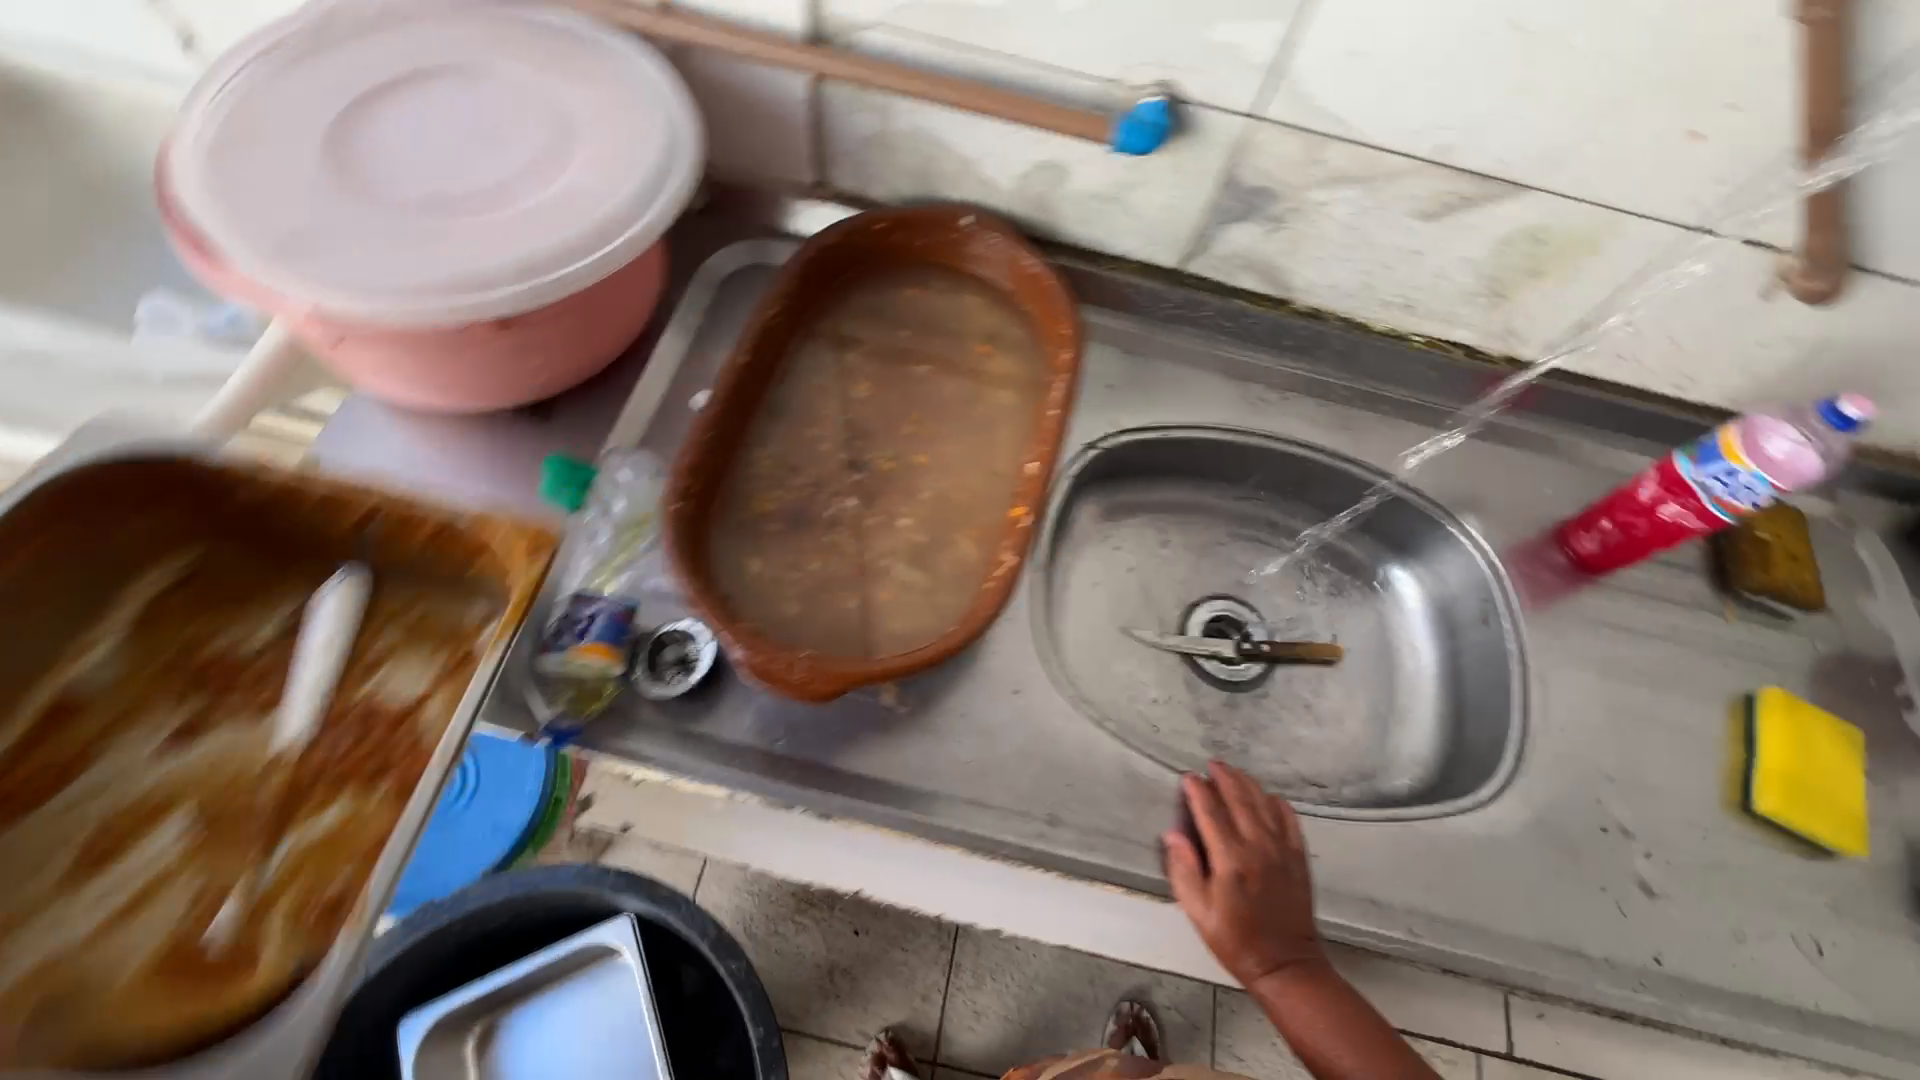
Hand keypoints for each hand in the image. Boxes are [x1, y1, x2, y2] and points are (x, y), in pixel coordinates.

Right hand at [1163, 760, 1326, 987]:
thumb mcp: (1198, 912)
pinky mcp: (1299, 857)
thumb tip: (1173, 834)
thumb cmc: (1235, 941)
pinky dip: (1276, 802)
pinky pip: (1289, 819)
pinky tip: (1267, 796)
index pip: (1211, 812)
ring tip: (1233, 771)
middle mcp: (1258, 847)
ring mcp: (1283, 850)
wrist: (1286, 965)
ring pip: (1264, 803)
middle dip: (1223, 777)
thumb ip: (1183, 870)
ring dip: (1247, 783)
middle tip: (1210, 764)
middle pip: (1239, 799)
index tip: (1187, 776)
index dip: (1198, 790)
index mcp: (1231, 860)